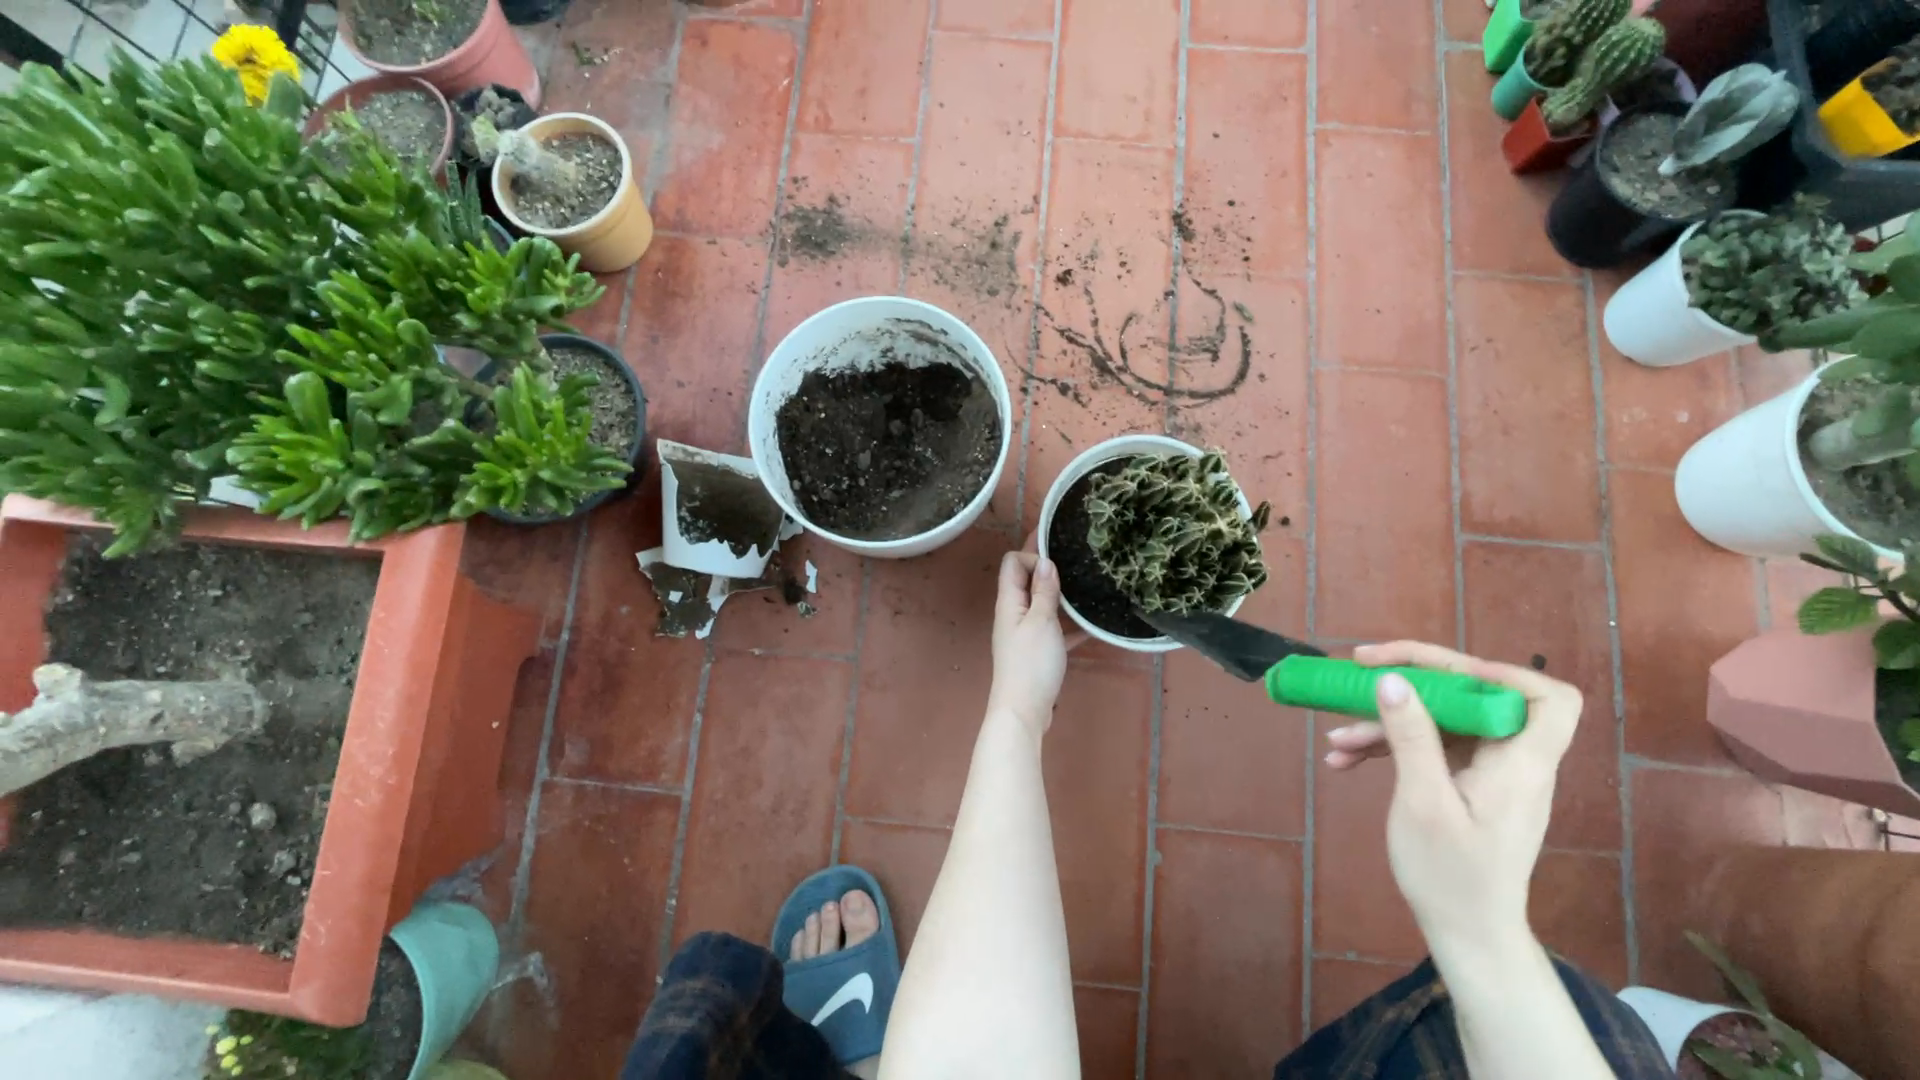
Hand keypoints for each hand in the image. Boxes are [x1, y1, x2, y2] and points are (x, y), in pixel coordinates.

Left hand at [985, 547, 1071, 736]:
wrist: (1023, 711)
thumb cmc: (1031, 664)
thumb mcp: (1040, 621)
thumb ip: (1043, 591)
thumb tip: (1045, 561)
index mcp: (1009, 601)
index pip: (1013, 562)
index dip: (1032, 554)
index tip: (1058, 559)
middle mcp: (1014, 613)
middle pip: (1027, 580)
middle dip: (1049, 568)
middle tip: (1078, 558)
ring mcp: (1026, 632)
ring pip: (1043, 604)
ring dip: (1061, 595)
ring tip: (1089, 585)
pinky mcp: (1038, 651)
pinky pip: (1055, 629)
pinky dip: (1070, 624)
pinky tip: (1093, 625)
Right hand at [1324, 642, 1581, 956]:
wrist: (1464, 934)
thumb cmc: (1450, 874)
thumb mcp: (1423, 802)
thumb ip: (1411, 737)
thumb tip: (1393, 680)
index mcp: (1520, 762)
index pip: (1547, 698)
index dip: (1501, 672)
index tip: (1440, 670)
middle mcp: (1511, 760)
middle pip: (1474, 696)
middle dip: (1414, 679)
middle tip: (1361, 666)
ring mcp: (1487, 773)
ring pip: (1441, 722)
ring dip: (1387, 722)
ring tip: (1335, 739)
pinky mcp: (1465, 786)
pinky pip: (1429, 749)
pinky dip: (1389, 748)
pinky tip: (1344, 759)